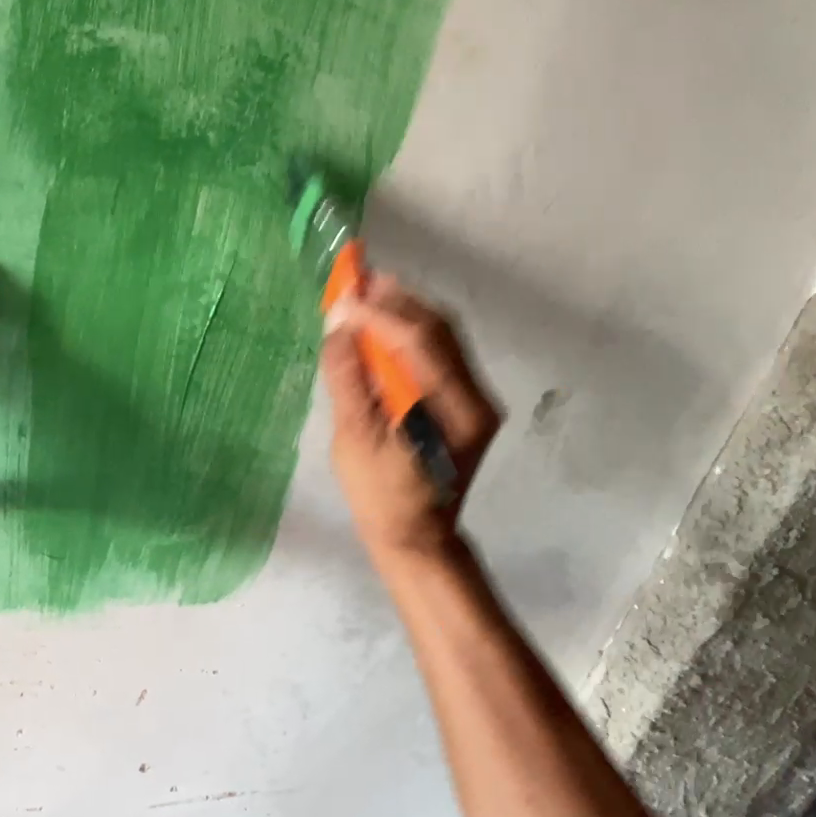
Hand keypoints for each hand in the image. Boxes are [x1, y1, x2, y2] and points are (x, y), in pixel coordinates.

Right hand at [322, 275, 499, 559]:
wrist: (417, 536)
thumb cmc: (379, 495)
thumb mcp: (355, 439)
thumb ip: (348, 378)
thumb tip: (339, 324)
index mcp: (454, 411)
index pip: (418, 342)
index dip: (379, 312)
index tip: (344, 293)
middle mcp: (476, 397)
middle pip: (438, 328)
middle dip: (394, 299)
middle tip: (355, 279)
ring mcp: (475, 398)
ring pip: (442, 334)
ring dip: (402, 309)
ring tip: (364, 293)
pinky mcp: (465, 400)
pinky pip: (439, 351)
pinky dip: (408, 331)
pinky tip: (381, 324)